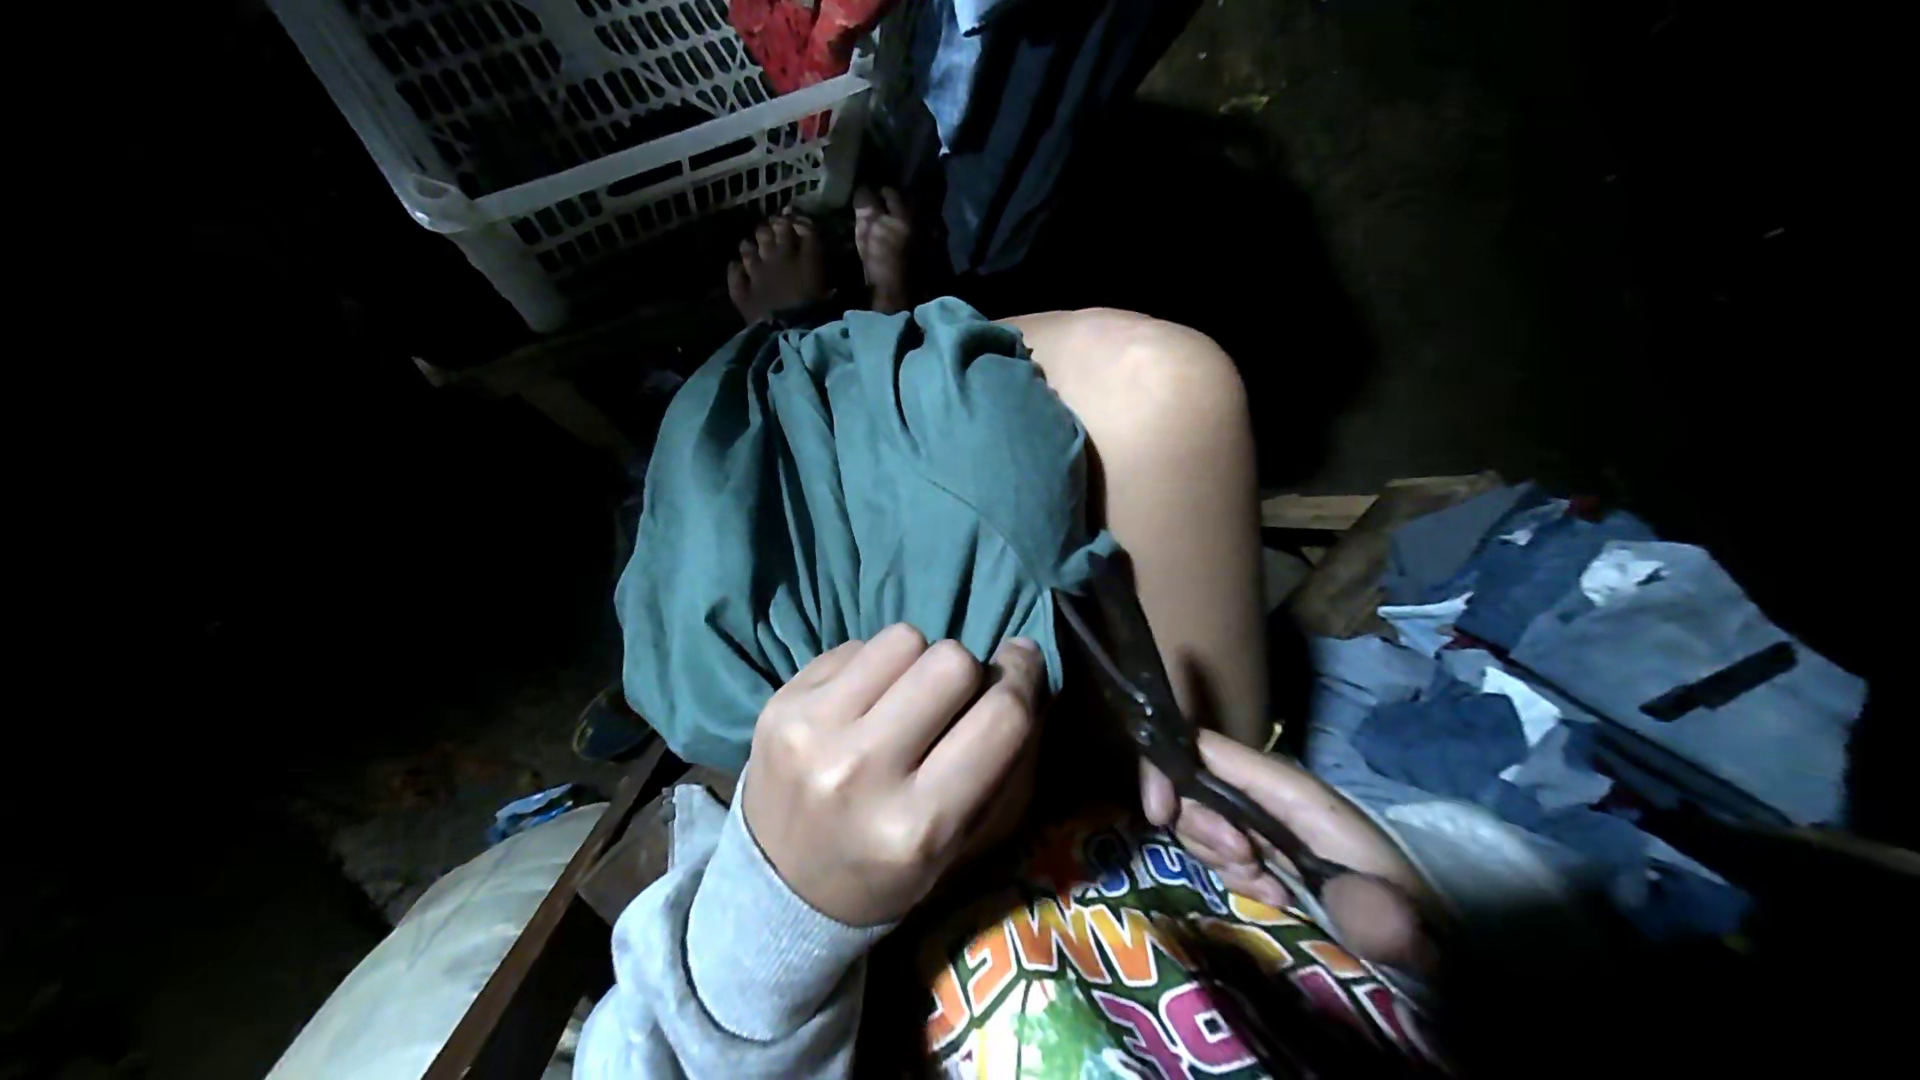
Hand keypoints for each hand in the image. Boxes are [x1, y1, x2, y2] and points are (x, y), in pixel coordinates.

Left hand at [742, 624, 1045, 926]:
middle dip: (967, 670)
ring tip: (904, 697)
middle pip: (952, 662)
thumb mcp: (964, 844)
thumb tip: (1027, 674)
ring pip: (904, 638)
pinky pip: (856, 645)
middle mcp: (861, 772)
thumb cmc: (887, 871)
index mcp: (919, 826)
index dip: (1024, 678)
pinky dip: (873, 664)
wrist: (780, 891)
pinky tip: (863, 702)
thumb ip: (1010, 763)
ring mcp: (812, 731)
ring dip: (918, 661)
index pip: (1001, 718)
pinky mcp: (780, 703)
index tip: (1024, 661)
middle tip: (955, 695)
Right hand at [1142, 731, 1433, 966]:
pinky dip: (1232, 875)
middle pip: (1191, 788)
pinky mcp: (1261, 847)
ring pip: (1199, 821)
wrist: (1428, 934)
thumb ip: (1375, 912)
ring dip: (1218, 858)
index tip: (1159, 815)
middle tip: (1247, 865)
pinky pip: (1217, 850)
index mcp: (1284, 785)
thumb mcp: (1394, 907)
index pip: (1202, 748)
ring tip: (1269, 886)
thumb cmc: (1407, 904)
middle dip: (1203, 831)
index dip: (1167, 769)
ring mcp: (1260, 820)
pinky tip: (1272, 893)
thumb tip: (1363, 916)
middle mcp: (1264, 793)